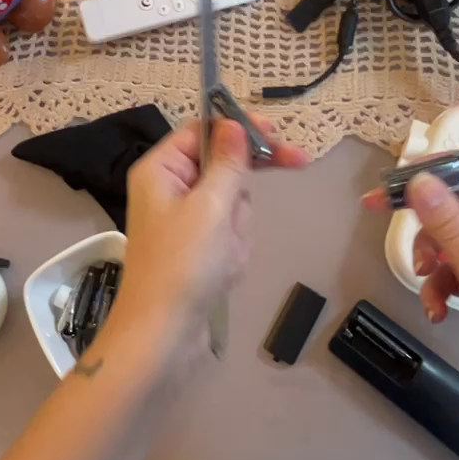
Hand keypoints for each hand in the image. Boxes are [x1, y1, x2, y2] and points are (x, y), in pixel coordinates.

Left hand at [111, 117, 308, 361]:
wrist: (163, 334)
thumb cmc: (183, 264)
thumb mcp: (211, 206)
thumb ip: (228, 163)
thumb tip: (234, 125)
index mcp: (160, 169)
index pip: (202, 131)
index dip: (238, 129)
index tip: (276, 133)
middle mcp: (168, 188)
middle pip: (222, 166)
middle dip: (243, 188)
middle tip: (298, 164)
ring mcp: (183, 220)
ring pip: (231, 203)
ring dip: (239, 226)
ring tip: (225, 253)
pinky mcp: (196, 248)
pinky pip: (228, 233)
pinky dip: (234, 248)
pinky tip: (224, 270)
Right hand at [363, 153, 458, 434]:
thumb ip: (452, 227)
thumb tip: (420, 180)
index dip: (438, 167)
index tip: (395, 180)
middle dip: (427, 218)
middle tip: (379, 216)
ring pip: (456, 237)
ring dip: (433, 256)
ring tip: (426, 282)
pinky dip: (443, 284)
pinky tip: (438, 309)